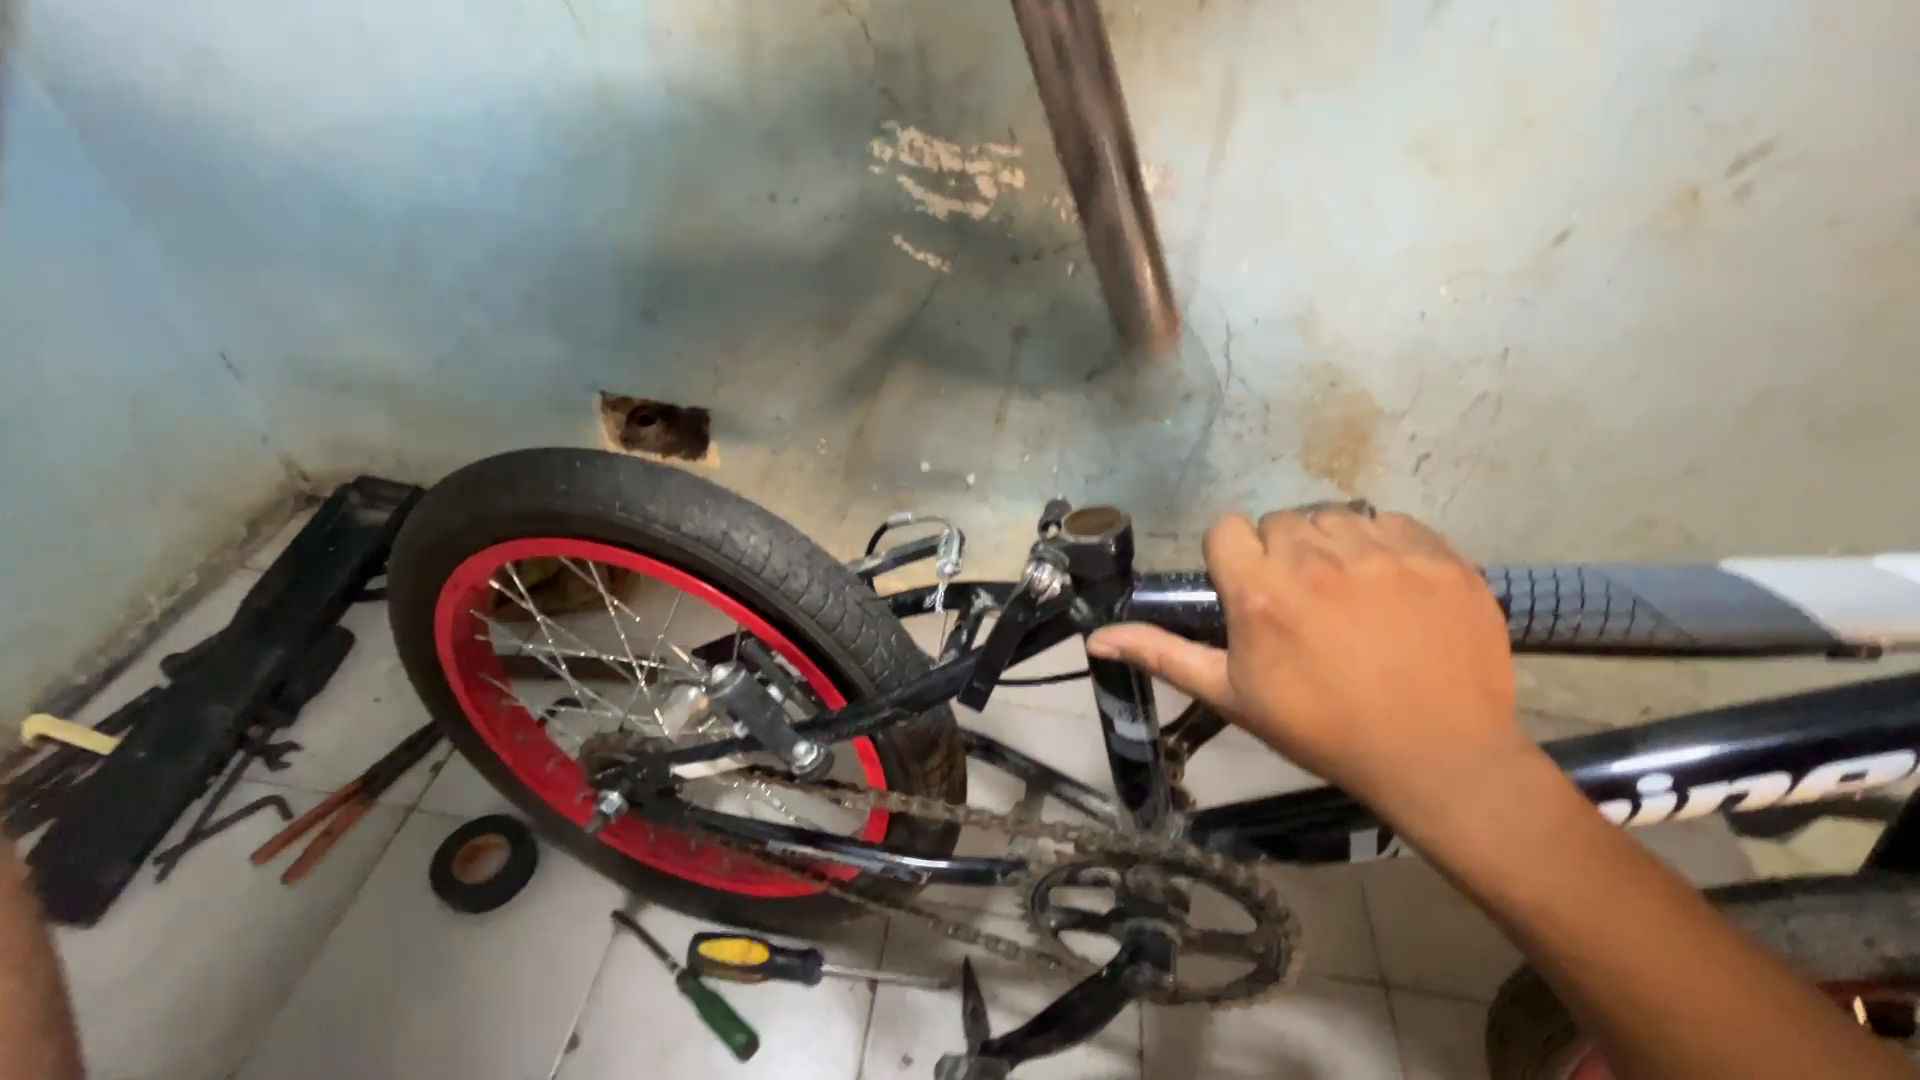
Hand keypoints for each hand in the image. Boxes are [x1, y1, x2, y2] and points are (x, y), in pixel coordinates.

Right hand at [1087, 507, 1528, 825]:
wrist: (1436, 754)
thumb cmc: (1321, 728)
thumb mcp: (1232, 696)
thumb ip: (1163, 656)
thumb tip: (1096, 637)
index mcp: (1260, 592)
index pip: (1226, 529)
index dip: (1234, 559)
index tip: (1252, 593)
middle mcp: (1316, 557)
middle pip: (1280, 522)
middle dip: (1283, 554)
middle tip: (1303, 604)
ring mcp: (1382, 552)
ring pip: (1335, 517)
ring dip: (1332, 547)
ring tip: (1349, 596)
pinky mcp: (1436, 554)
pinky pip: (1392, 521)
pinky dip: (1385, 544)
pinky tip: (1391, 587)